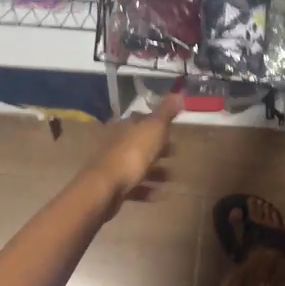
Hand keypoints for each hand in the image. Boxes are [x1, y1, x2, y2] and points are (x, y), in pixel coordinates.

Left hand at [80, 92, 181, 207]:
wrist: (105, 188)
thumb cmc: (132, 154)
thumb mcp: (154, 128)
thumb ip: (166, 111)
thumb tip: (178, 91)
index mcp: (126, 126)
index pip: (143, 119)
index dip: (158, 123)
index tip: (173, 129)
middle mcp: (118, 142)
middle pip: (141, 142)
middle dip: (159, 148)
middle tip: (175, 153)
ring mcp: (114, 165)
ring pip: (139, 165)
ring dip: (156, 170)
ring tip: (171, 177)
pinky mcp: (114, 186)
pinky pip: (134, 185)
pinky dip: (147, 188)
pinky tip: (159, 194)